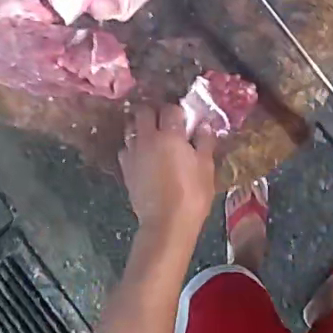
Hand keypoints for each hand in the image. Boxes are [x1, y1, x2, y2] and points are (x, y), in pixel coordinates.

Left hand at [118, 104, 216, 239]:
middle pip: (143, 112)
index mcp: (170, 135)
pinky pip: (126, 148)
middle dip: (154, 112)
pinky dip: (134, 147)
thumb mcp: (206, 166)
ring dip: (141, 127)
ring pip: (130, 128)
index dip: (179, 111)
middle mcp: (147, 139)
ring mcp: (133, 153)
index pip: (171, 109)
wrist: (166, 222)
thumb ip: (205, 142)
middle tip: (167, 122)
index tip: (187, 119)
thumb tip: (203, 126)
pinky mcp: (125, 169)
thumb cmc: (192, 193)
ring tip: (154, 137)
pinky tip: (144, 156)